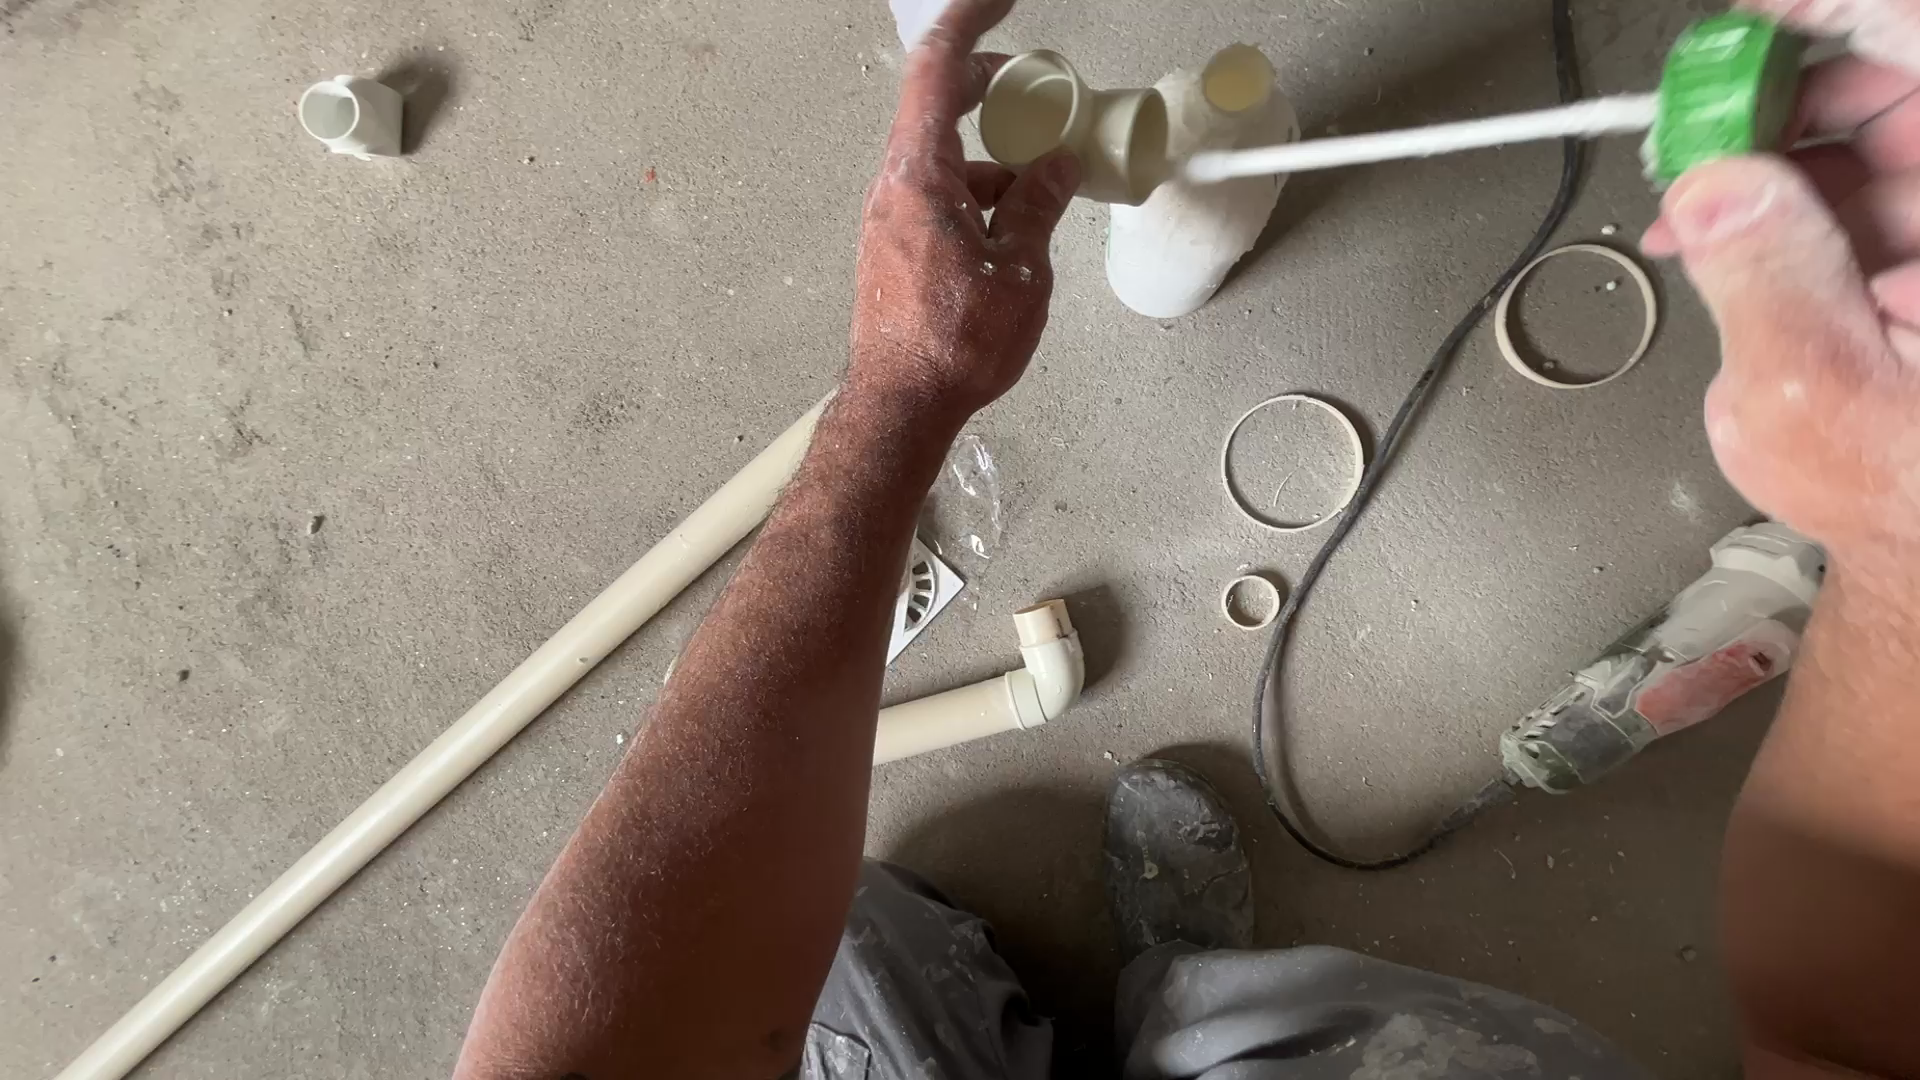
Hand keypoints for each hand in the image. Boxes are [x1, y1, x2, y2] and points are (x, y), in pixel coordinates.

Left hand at [846, 0, 1080, 421]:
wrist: (903, 404)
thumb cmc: (957, 343)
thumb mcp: (1019, 272)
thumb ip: (1038, 208)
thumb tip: (1057, 167)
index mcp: (920, 177)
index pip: (937, 69)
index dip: (972, 23)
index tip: (1006, 0)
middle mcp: (894, 190)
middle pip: (937, 111)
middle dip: (989, 93)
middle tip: (1037, 99)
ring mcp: (889, 223)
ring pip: (942, 165)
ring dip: (990, 160)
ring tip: (1042, 183)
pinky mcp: (893, 254)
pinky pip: (935, 203)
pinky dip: (975, 199)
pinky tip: (1010, 229)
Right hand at [1642, 4, 1919, 573]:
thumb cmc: (1899, 480)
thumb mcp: (1806, 385)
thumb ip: (1764, 275)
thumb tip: (1713, 184)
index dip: (1842, 14)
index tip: (1752, 12)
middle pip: (1909, 78)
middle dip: (1790, 89)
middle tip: (1695, 124)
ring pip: (1876, 121)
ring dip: (1764, 149)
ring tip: (1687, 198)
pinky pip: (1852, 175)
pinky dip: (1769, 190)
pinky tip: (1712, 223)